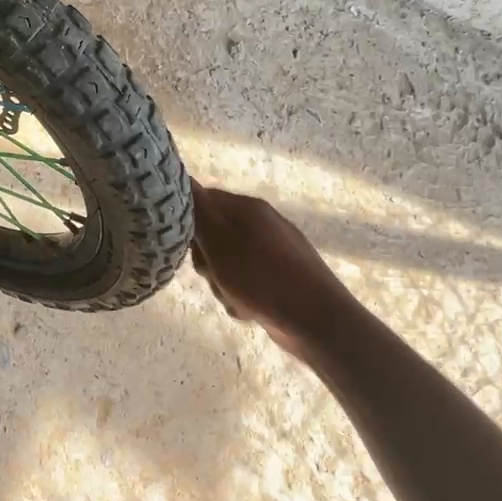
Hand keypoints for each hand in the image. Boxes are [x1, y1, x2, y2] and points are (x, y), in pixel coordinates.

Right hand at [190, 180, 360, 357]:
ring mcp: (274, 251)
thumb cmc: (261, 278)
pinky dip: (240, 295)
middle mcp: (262, 223)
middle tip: (213, 274)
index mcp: (248, 208)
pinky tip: (249, 309)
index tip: (186, 245)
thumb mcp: (218, 241)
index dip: (187, 222)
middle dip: (205, 259)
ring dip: (221, 282)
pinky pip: (246, 281)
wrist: (320, 323)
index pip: (201, 200)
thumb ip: (198, 209)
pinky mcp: (282, 277)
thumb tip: (181, 177)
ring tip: (233, 297)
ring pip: (226, 262)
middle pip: (211, 234)